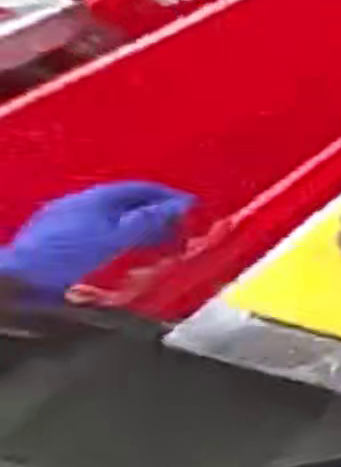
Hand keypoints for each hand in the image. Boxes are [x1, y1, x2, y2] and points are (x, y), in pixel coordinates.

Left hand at [0, 182, 194, 295]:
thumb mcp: (120, 237)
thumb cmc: (72, 256)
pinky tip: (135, 247)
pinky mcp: (60, 235)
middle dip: (158, 211)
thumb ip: (153, 219)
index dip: (169, 195)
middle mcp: (76, 203)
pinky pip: (103, 226)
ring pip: (115, 214)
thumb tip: (184, 204)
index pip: (139, 188)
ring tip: (165, 239)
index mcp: (92, 199)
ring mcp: (64, 219)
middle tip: (184, 225)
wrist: (21, 278)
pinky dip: (126, 233)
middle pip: (126, 201)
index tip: (193, 206)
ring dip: (143, 224)